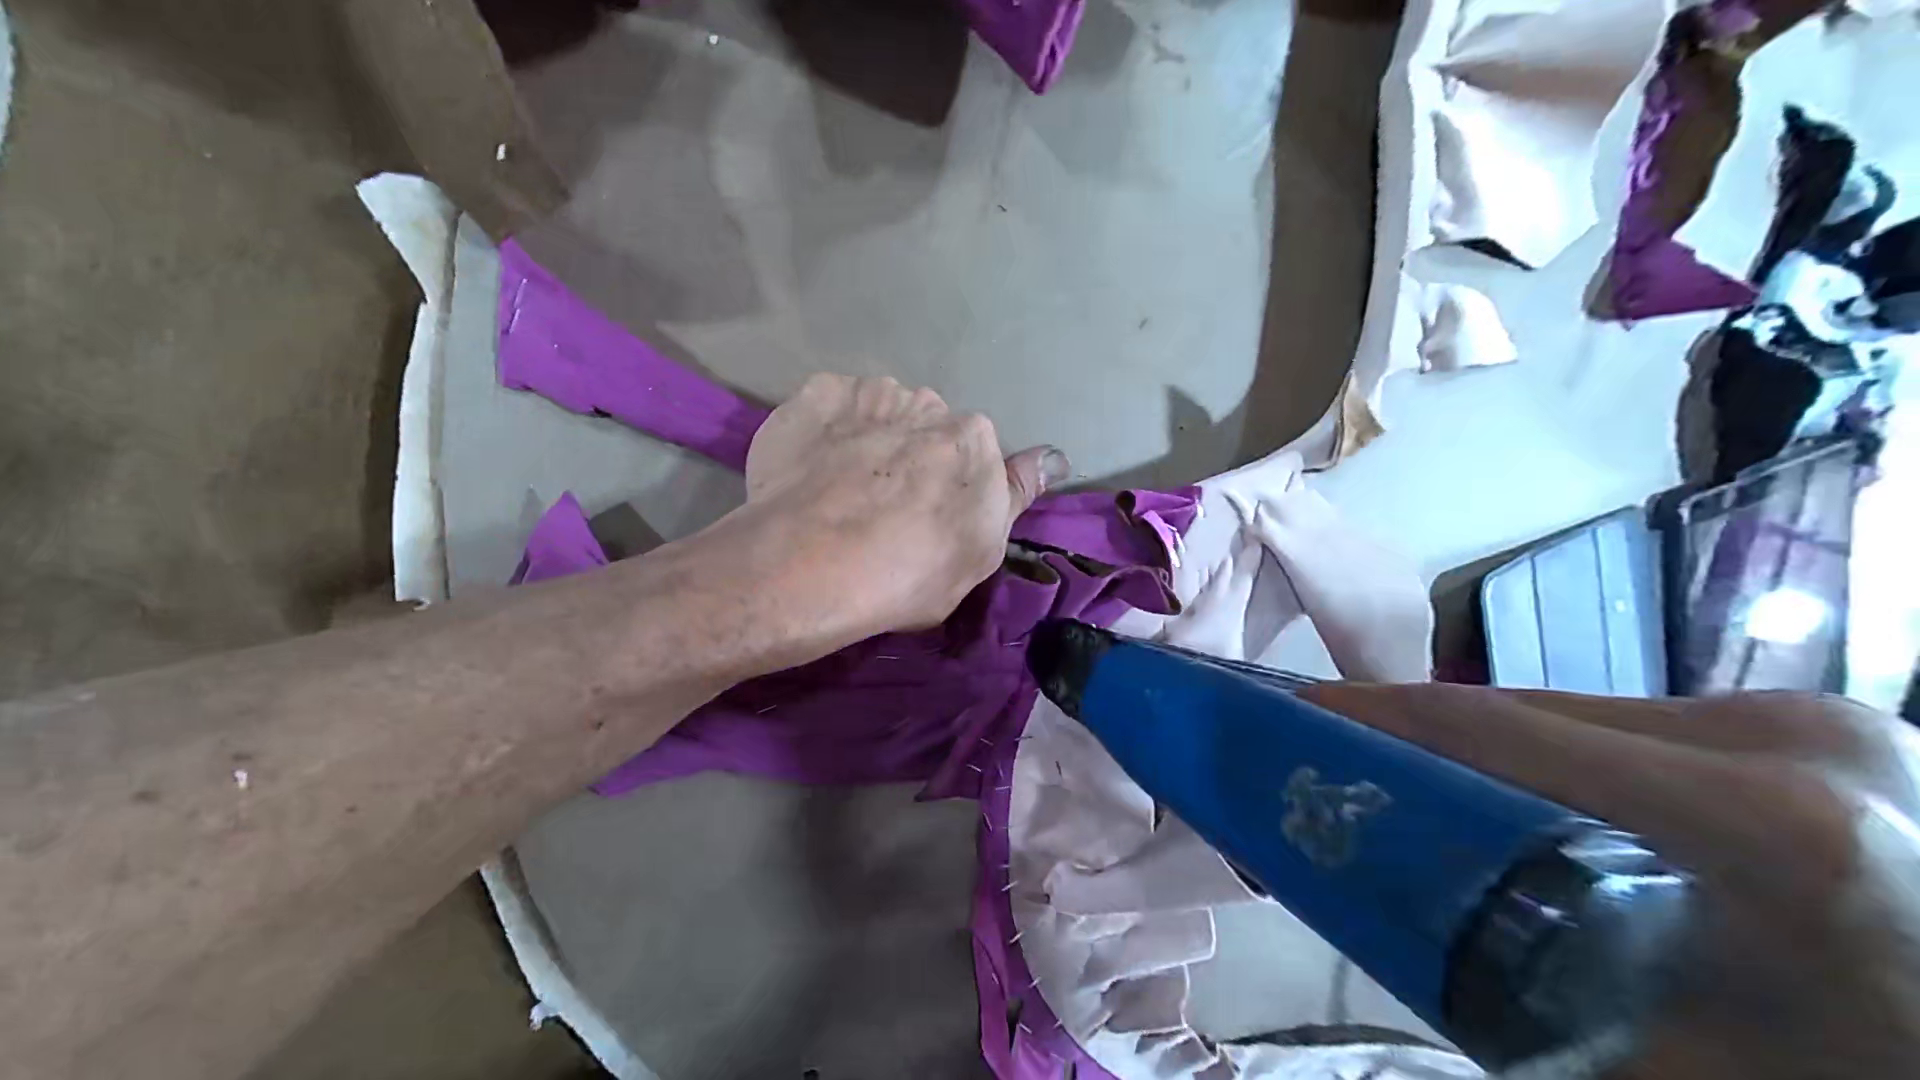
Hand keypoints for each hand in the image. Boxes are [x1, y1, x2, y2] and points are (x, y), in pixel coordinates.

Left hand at [728, 374, 1068, 653]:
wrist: (813, 565)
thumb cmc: (909, 575)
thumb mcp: (982, 552)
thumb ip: (1015, 494)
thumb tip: (1055, 457)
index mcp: (974, 438)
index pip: (970, 453)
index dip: (947, 486)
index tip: (925, 516)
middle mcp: (928, 403)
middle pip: (923, 428)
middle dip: (907, 457)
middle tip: (879, 508)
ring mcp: (869, 394)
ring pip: (877, 412)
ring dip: (867, 439)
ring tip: (838, 490)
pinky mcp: (815, 395)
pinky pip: (830, 408)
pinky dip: (824, 431)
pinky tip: (810, 469)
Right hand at [1301, 682, 1919, 1078]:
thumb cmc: (1827, 1077)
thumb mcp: (1648, 1058)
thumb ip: (1500, 974)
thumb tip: (1362, 894)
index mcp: (1764, 825)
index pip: (1496, 728)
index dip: (1374, 710)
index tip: (1296, 708)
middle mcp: (1788, 738)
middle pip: (1528, 710)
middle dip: (1415, 729)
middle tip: (1337, 754)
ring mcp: (1817, 721)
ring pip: (1575, 712)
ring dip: (1483, 744)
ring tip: (1418, 779)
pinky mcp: (1823, 727)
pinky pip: (1629, 726)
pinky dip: (1554, 753)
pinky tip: (1529, 795)